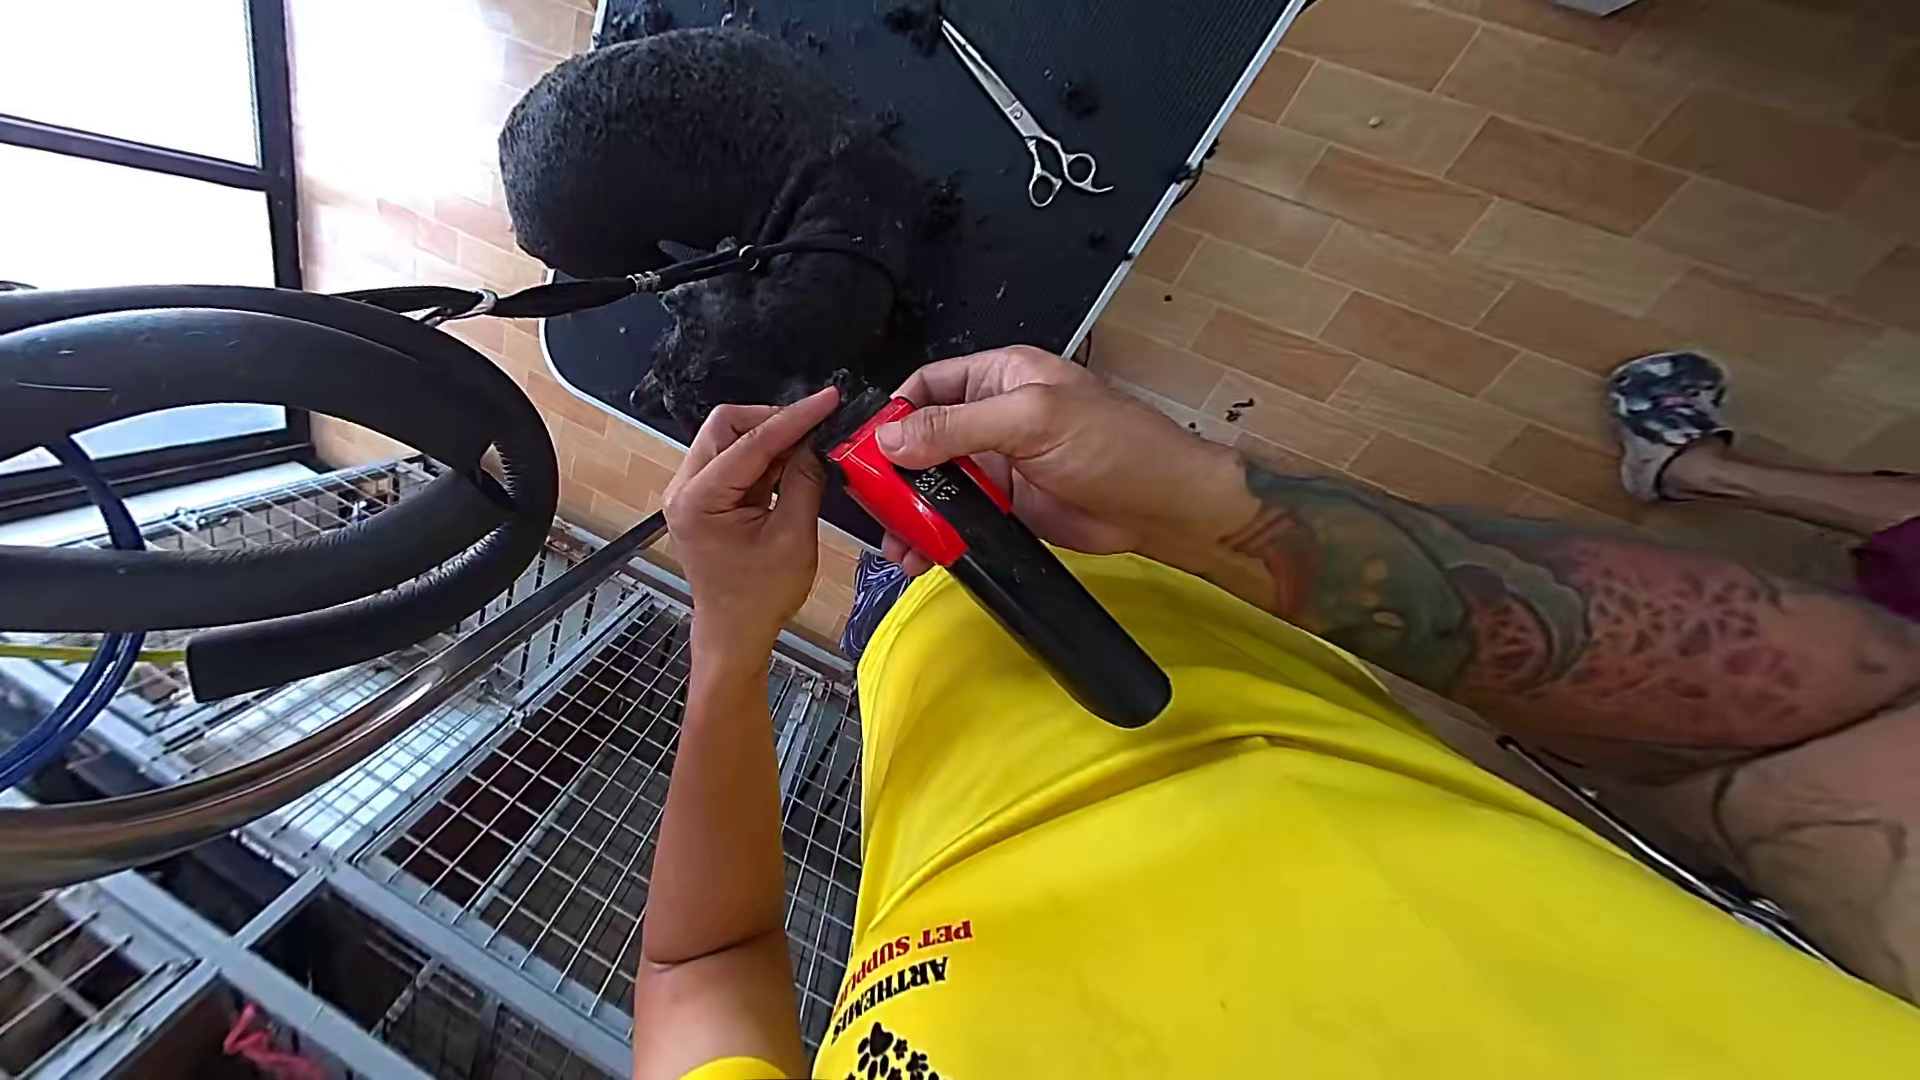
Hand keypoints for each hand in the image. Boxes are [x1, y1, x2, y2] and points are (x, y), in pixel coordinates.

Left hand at [663, 386, 838, 653]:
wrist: (735, 632)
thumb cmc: (761, 596)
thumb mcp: (793, 537)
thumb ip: (804, 482)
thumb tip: (817, 445)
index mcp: (700, 499)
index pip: (751, 441)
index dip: (795, 417)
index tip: (827, 400)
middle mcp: (685, 489)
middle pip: (727, 425)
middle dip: (774, 420)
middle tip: (816, 426)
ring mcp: (692, 493)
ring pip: (730, 439)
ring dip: (771, 438)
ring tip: (810, 445)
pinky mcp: (706, 499)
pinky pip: (735, 462)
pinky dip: (765, 457)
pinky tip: (793, 463)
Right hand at [876, 347, 1251, 575]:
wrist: (1159, 506)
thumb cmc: (1114, 445)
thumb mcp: (1032, 419)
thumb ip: (959, 425)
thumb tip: (893, 437)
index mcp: (999, 378)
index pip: (928, 386)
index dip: (895, 415)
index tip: (869, 451)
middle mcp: (992, 419)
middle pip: (923, 440)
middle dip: (894, 472)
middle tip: (875, 505)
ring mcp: (998, 466)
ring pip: (937, 484)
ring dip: (912, 510)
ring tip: (896, 540)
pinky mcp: (1005, 506)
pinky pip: (959, 517)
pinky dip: (938, 534)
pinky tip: (925, 553)